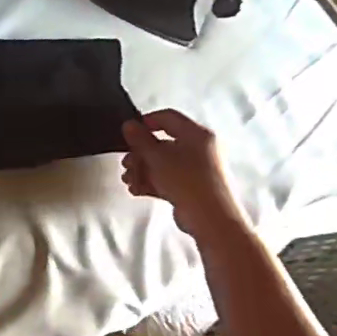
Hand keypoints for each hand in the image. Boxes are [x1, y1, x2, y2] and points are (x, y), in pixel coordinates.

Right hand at [120, 110, 239, 233]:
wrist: (209, 217)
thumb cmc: (186, 180)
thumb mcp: (158, 157)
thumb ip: (140, 140)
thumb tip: (128, 125)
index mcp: (196, 134)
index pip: (168, 118)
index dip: (146, 122)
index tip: (129, 133)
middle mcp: (199, 148)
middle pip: (162, 143)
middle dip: (140, 154)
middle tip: (127, 164)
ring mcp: (196, 169)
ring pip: (162, 163)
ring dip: (142, 170)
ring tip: (129, 180)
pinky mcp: (191, 186)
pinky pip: (167, 178)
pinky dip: (151, 182)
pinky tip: (137, 189)